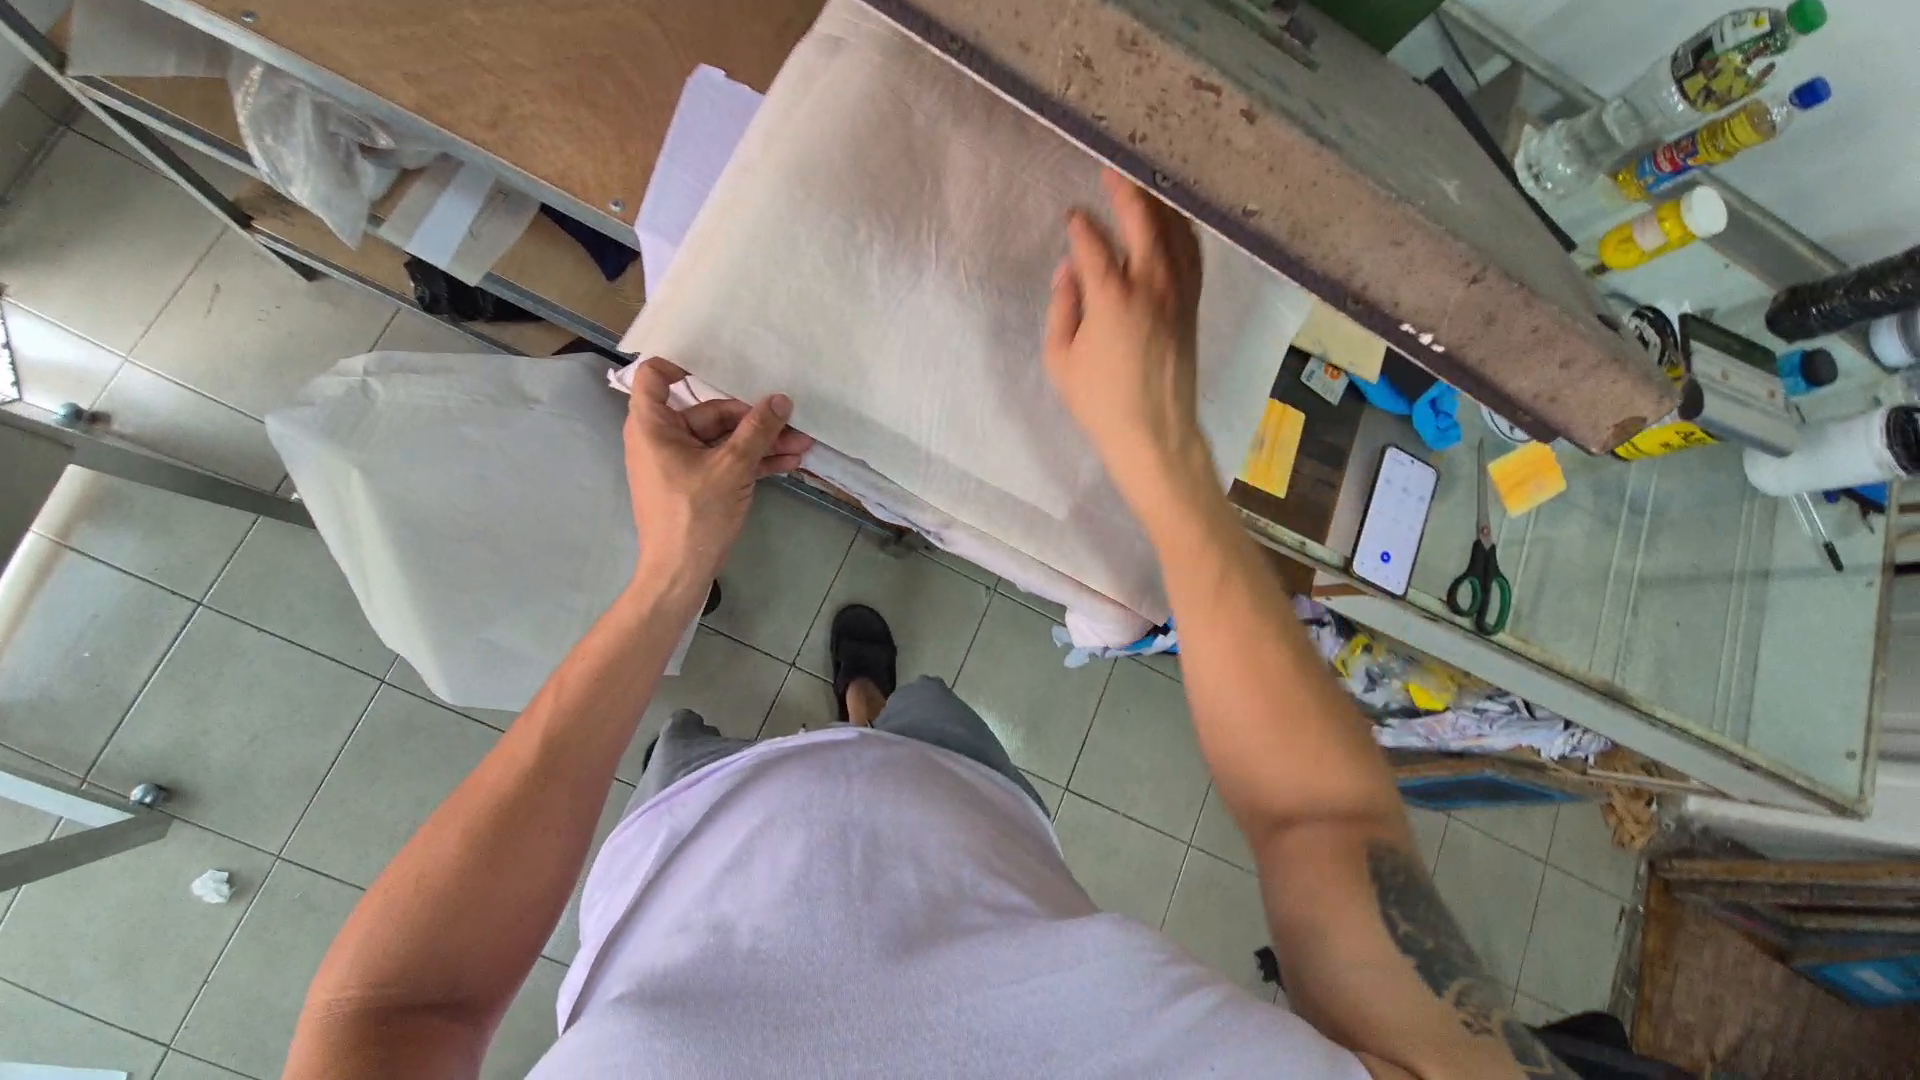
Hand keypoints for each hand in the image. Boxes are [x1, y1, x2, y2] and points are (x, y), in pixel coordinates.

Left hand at [624, 357, 813, 587]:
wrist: (681, 572)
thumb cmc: (696, 514)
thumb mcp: (733, 468)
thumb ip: (758, 430)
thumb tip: (782, 401)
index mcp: (653, 426)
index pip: (655, 376)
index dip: (682, 364)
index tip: (723, 365)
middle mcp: (663, 439)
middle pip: (709, 411)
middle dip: (754, 419)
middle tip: (792, 422)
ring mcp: (681, 463)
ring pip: (724, 440)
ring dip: (762, 442)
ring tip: (802, 445)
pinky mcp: (698, 484)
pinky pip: (726, 462)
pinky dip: (753, 462)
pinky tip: (789, 463)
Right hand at [1044, 170, 1212, 501]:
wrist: (1155, 432)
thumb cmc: (1100, 401)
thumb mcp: (1061, 358)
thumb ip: (1062, 307)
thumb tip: (1068, 271)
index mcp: (1112, 296)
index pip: (1093, 242)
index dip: (1079, 226)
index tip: (1071, 218)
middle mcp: (1151, 283)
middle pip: (1143, 220)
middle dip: (1125, 191)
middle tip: (1111, 172)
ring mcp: (1178, 292)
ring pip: (1174, 231)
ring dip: (1158, 204)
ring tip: (1143, 188)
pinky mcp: (1192, 305)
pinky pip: (1192, 254)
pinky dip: (1181, 231)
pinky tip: (1173, 224)